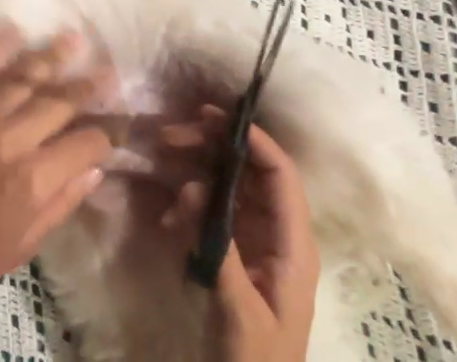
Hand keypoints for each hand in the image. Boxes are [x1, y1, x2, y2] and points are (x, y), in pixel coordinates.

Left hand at [0, 26, 115, 324]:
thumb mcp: (28, 242)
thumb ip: (64, 201)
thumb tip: (95, 168)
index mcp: (34, 179)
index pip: (85, 142)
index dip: (109, 132)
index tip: (122, 119)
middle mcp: (8, 139)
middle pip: (57, 102)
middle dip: (87, 85)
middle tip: (109, 68)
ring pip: (20, 79)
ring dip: (49, 57)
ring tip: (73, 38)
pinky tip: (12, 31)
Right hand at [160, 106, 319, 361]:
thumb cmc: (255, 359)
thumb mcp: (239, 310)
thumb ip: (217, 249)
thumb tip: (192, 188)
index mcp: (293, 249)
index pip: (282, 180)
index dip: (258, 144)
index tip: (218, 119)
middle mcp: (278, 238)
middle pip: (252, 176)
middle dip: (216, 148)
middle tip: (173, 132)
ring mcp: (255, 245)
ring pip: (229, 189)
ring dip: (197, 170)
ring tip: (163, 159)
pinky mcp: (233, 255)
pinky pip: (212, 213)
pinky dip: (188, 204)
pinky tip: (166, 215)